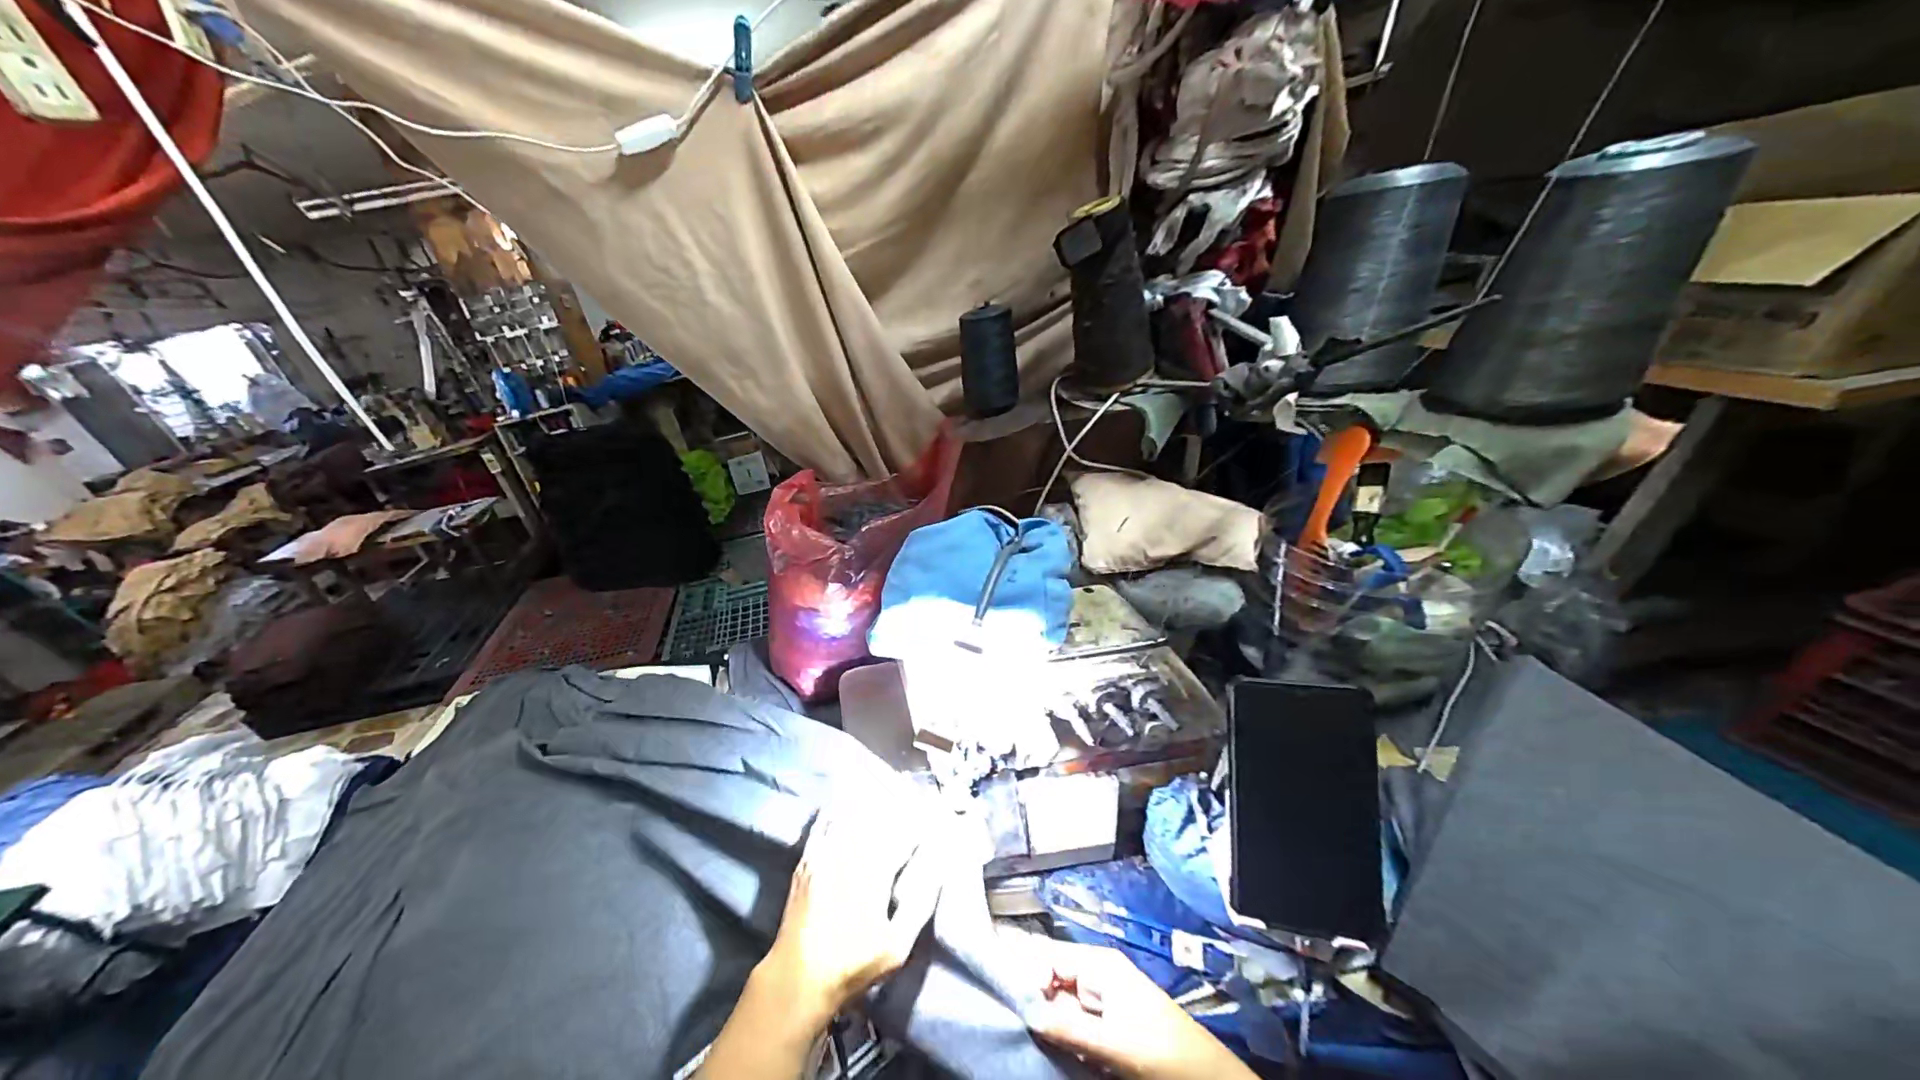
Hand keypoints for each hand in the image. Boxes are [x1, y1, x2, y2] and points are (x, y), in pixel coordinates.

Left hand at [755, 797, 944, 1024]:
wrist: (796, 978)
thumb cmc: (852, 965)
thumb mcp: (896, 947)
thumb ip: (919, 904)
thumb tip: (939, 868)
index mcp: (875, 873)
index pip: (904, 836)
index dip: (921, 824)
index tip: (935, 816)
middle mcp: (848, 855)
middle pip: (876, 819)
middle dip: (895, 807)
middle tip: (910, 796)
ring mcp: (823, 855)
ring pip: (848, 817)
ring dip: (866, 803)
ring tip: (880, 792)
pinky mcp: (806, 861)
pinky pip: (822, 825)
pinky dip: (834, 811)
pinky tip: (840, 802)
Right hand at [1030, 940, 1256, 1079]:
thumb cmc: (1165, 1056)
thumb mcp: (1114, 1044)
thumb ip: (1067, 1027)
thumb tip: (1024, 1012)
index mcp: (1099, 965)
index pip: (1047, 955)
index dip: (1026, 976)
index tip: (1012, 1006)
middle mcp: (1098, 976)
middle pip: (1050, 981)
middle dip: (1034, 1004)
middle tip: (1020, 1029)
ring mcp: (1103, 1003)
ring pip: (1059, 1007)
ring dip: (1048, 1027)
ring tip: (1037, 1044)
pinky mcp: (1108, 1030)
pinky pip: (1073, 1028)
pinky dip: (1063, 1041)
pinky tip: (1059, 1056)